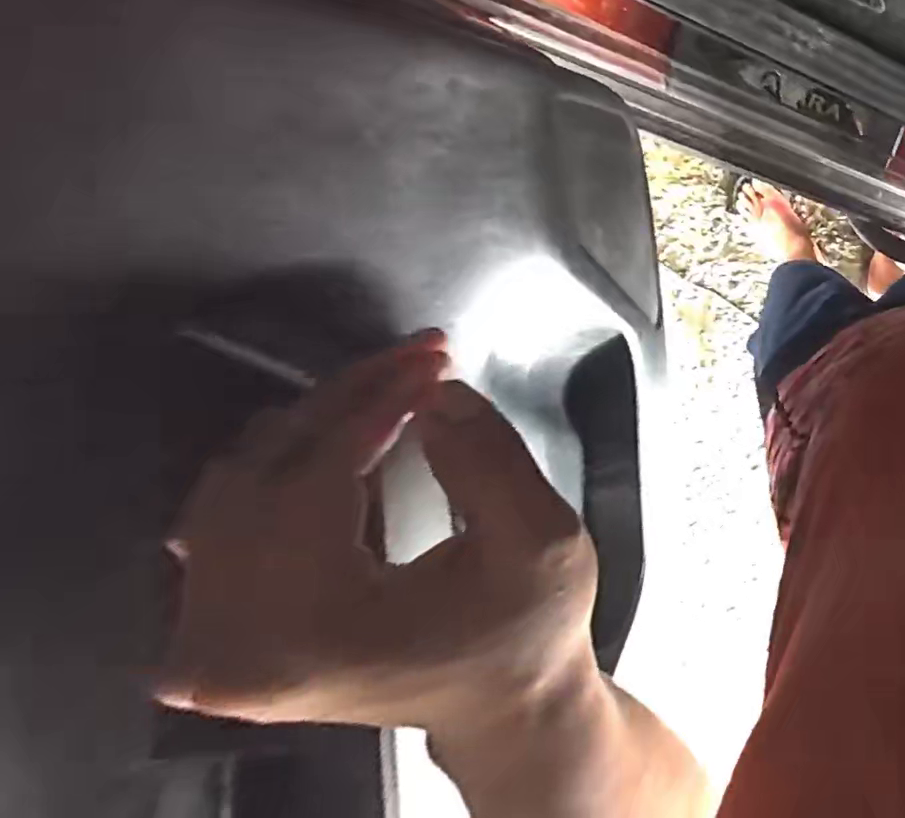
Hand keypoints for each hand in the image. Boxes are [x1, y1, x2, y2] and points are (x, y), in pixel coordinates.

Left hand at [155, 334, 602, 736]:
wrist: (505, 700)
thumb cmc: (534, 624)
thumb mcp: (542, 538)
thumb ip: (491, 462)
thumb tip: (439, 394)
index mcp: (312, 629)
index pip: (316, 483)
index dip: (374, 406)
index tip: (433, 360)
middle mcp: (230, 646)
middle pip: (259, 478)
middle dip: (345, 400)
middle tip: (416, 356)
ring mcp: (211, 646)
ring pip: (232, 492)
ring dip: (316, 424)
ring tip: (390, 384)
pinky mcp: (221, 634)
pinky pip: (230, 521)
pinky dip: (290, 463)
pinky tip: (347, 433)